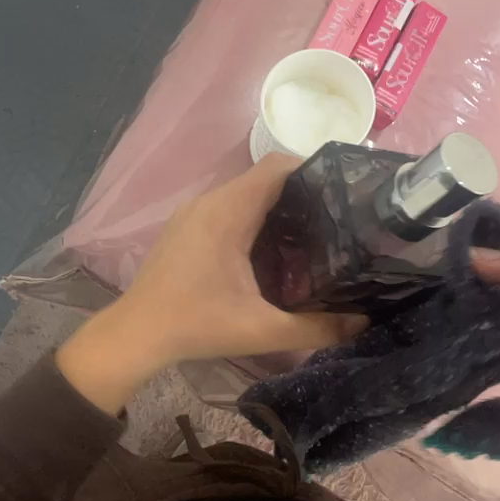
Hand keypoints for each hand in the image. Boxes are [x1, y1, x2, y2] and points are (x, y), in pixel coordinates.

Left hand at [56, 155, 364, 412]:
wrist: (135, 335)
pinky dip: (254, 219)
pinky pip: (228, 208)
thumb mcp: (261, 330)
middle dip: (303, 194)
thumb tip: (363, 322)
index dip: (314, 171)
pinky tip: (272, 253)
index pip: (278, 166)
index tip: (344, 193)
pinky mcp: (185, 227)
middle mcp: (209, 201)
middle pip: (265, 178)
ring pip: (245, 194)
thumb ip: (316, 328)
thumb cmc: (196, 325)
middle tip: (338, 221)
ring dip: (278, 208)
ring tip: (313, 237)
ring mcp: (193, 212)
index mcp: (228, 211)